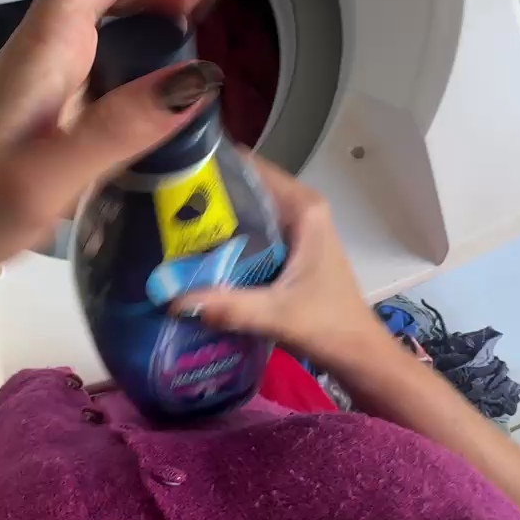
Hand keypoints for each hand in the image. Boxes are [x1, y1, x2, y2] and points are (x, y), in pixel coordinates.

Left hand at [0, 0, 230, 282]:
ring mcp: (48, 72)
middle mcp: (45, 47)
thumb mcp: (47, 179)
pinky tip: (171, 69)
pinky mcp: (54, 100)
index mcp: (42, 47)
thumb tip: (200, 79)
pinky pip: (106, 49)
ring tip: (207, 17)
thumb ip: (119, 129)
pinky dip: (146, 40)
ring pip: (107, 6)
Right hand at [171, 156, 393, 365]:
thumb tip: (171, 300)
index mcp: (303, 208)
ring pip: (244, 208)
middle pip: (243, 185)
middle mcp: (299, 207)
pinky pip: (248, 229)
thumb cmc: (328, 325)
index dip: (213, 166)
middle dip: (205, 193)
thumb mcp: (276, 315)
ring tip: (168, 223)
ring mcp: (294, 226)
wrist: (358, 353)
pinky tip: (192, 248)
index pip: (251, 167)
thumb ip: (227, 306)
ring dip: (212, 216)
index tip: (174, 176)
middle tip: (162, 205)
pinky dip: (223, 235)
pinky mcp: (287, 246)